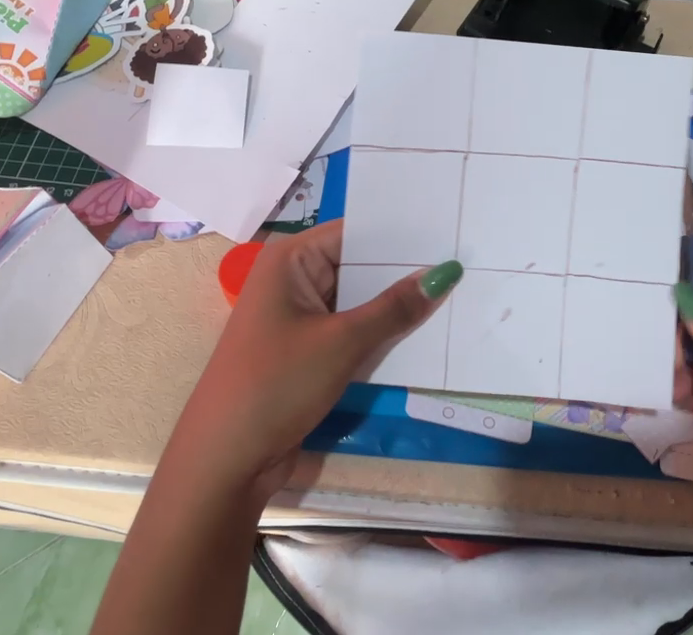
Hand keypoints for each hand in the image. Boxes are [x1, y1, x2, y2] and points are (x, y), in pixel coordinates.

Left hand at [160, 220, 459, 500]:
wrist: (226, 460)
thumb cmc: (276, 384)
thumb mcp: (342, 343)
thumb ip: (395, 307)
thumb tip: (445, 271)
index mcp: (290, 259)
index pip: (356, 232)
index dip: (402, 233)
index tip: (451, 230)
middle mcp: (294, 279)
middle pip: (360, 265)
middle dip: (405, 270)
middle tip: (466, 262)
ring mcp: (300, 316)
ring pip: (360, 300)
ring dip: (397, 304)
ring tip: (459, 290)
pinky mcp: (308, 349)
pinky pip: (353, 328)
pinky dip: (382, 331)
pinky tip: (426, 329)